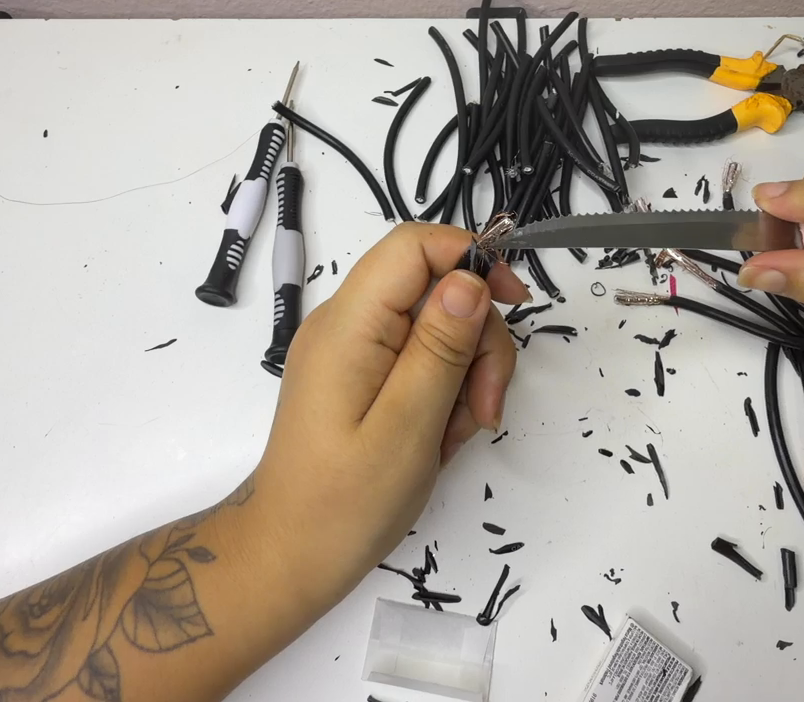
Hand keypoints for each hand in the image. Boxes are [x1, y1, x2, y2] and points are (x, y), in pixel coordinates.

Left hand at [245, 223, 528, 613]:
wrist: (288, 557)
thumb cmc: (344, 503)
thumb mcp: (407, 426)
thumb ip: (440, 347)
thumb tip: (470, 277)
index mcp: (349, 324)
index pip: (413, 246)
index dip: (470, 257)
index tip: (514, 301)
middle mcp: (348, 322)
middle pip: (435, 289)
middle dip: (476, 341)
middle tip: (487, 407)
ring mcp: (354, 348)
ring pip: (437, 324)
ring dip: (466, 373)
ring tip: (459, 434)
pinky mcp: (363, 373)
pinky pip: (419, 357)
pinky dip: (445, 389)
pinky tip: (442, 436)